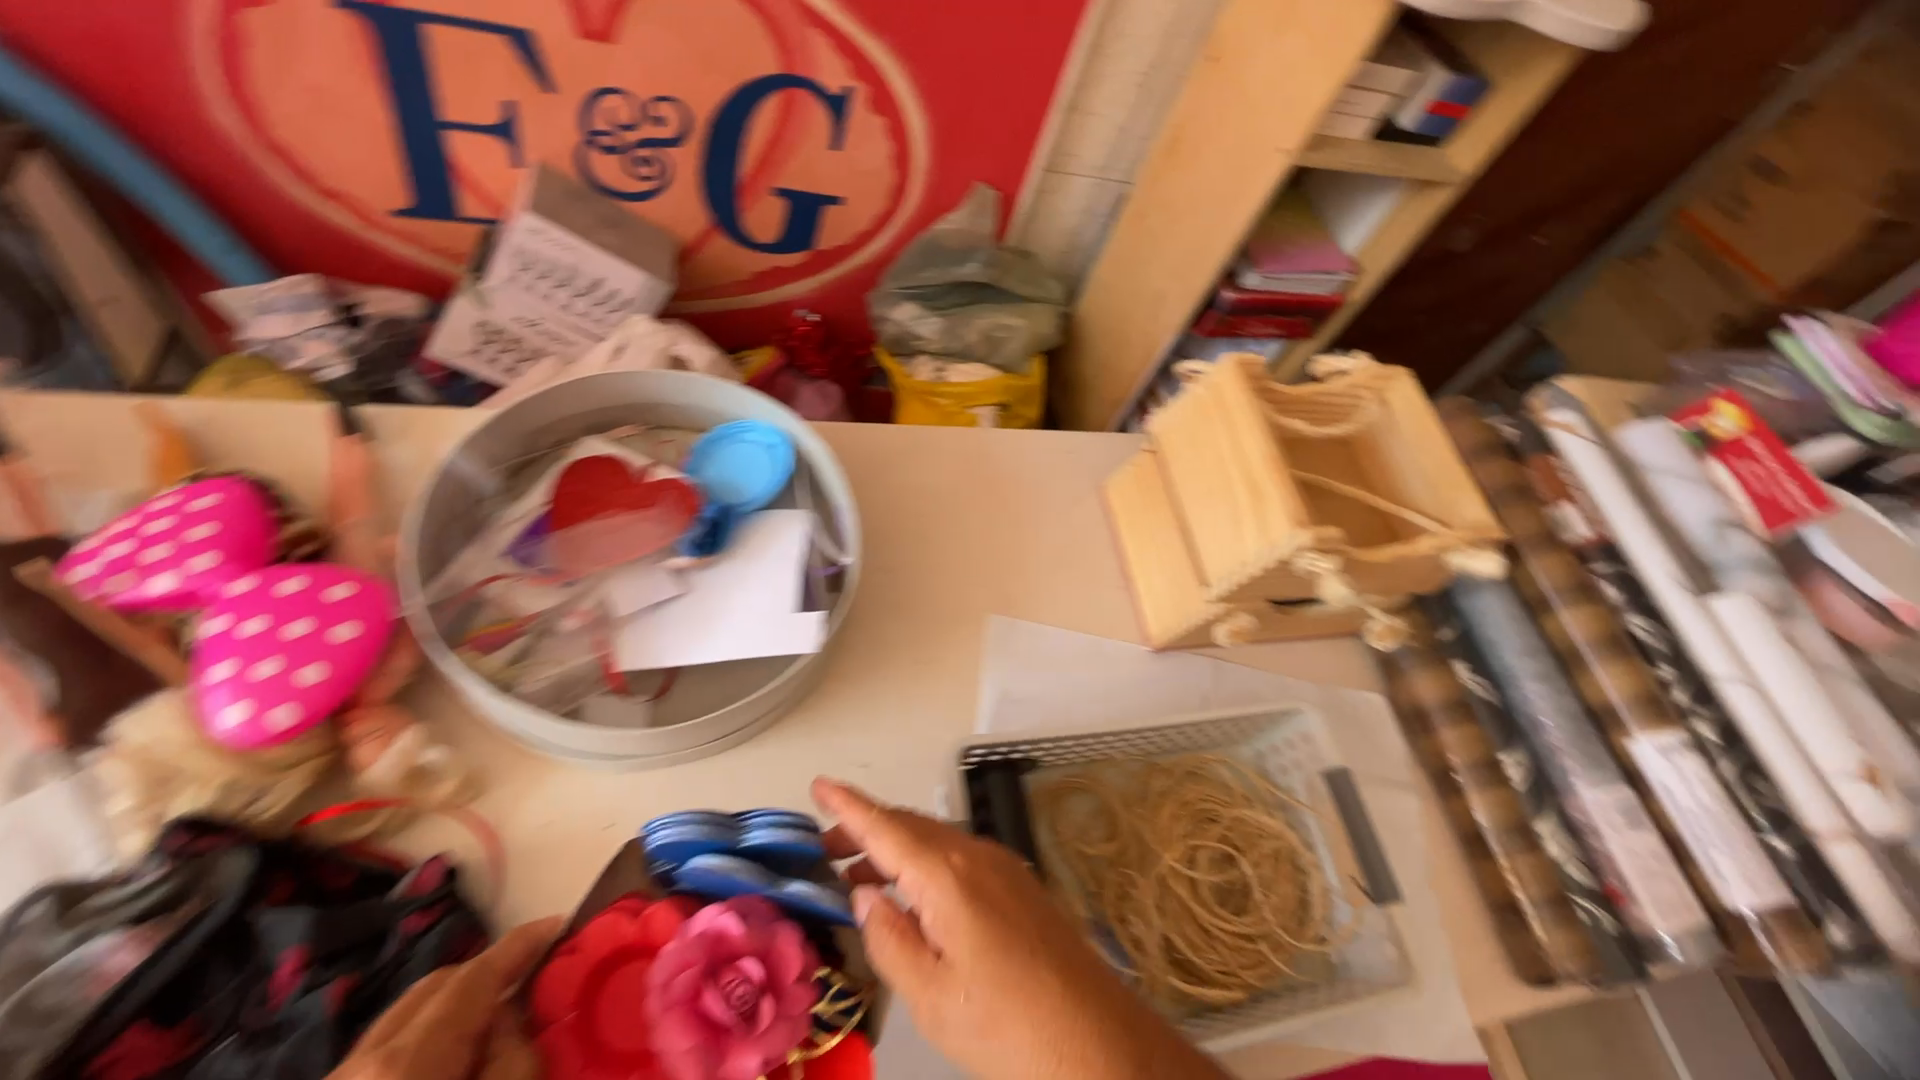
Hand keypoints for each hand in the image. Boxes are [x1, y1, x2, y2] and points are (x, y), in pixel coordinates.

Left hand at [329, 917, 562, 1079]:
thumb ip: (514, 1060)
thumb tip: (508, 1023)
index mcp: (406, 1061)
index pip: (472, 978)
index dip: (519, 945)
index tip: (558, 924)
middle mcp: (361, 1061)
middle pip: (435, 986)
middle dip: (486, 974)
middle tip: (532, 980)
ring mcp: (339, 1077)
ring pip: (406, 1018)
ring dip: (454, 1009)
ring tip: (494, 1027)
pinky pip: (384, 1052)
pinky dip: (424, 1042)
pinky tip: (449, 1064)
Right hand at [810, 779, 1228, 1079]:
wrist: (1098, 1039)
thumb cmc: (1007, 1024)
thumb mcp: (930, 994)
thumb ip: (889, 938)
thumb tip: (866, 896)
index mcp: (948, 876)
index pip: (886, 828)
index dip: (849, 806)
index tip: (820, 784)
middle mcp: (977, 857)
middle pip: (911, 828)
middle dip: (866, 830)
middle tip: (825, 850)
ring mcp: (1005, 869)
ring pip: (937, 841)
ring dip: (896, 849)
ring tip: (859, 876)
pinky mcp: (1021, 887)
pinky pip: (960, 859)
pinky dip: (926, 864)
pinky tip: (915, 897)